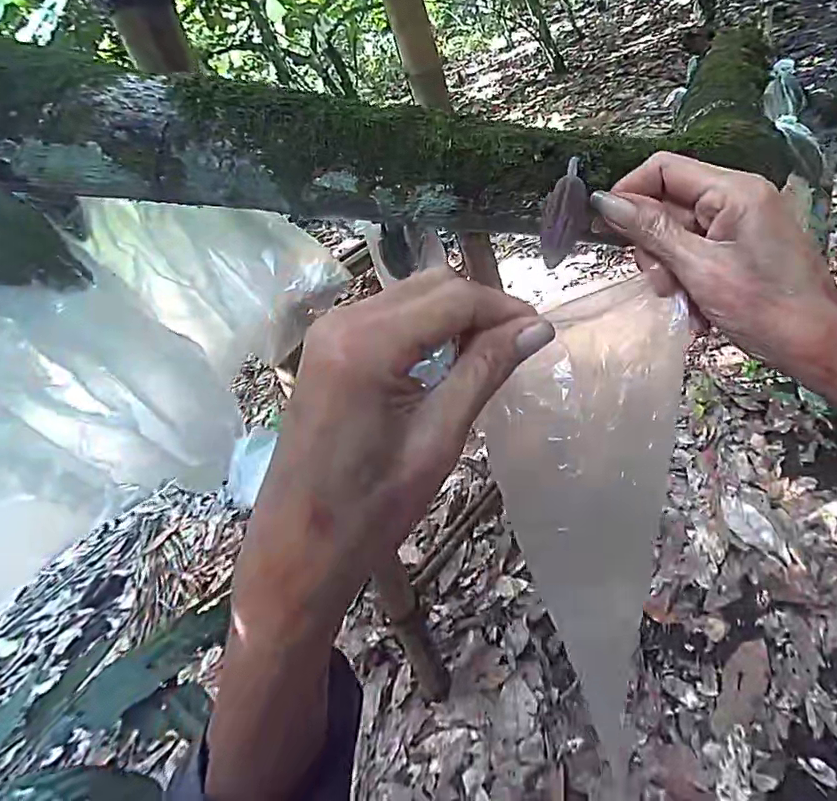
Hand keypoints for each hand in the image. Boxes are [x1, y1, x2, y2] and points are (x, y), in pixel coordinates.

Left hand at [209, 269, 552, 800]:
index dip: (505, 308)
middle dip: (482, 306)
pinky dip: (429, 323)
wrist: (296, 552)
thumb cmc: (371, 509)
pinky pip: (392, 312)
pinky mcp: (328, 345)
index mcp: (367, 344)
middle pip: (434, 284)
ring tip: (490, 350)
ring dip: (457, 312)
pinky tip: (449, 355)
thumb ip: (486, 370)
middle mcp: (343, 320)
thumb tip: (537, 329)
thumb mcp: (439, 438)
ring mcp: (330, 330)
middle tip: (518, 343)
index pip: (455, 298)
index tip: (540, 331)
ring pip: (414, 293)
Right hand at [594, 152, 836, 519]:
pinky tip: (698, 313)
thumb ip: (651, 231)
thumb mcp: (700, 270)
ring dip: (672, 271)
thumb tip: (603, 201)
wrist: (823, 351)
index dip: (629, 194)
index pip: (664, 168)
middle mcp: (740, 197)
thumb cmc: (767, 310)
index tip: (608, 230)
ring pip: (680, 235)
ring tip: (685, 305)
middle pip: (670, 204)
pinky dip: (691, 281)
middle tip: (663, 285)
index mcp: (735, 189)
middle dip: (656, 247)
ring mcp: (744, 224)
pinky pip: (700, 254)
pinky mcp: (745, 249)